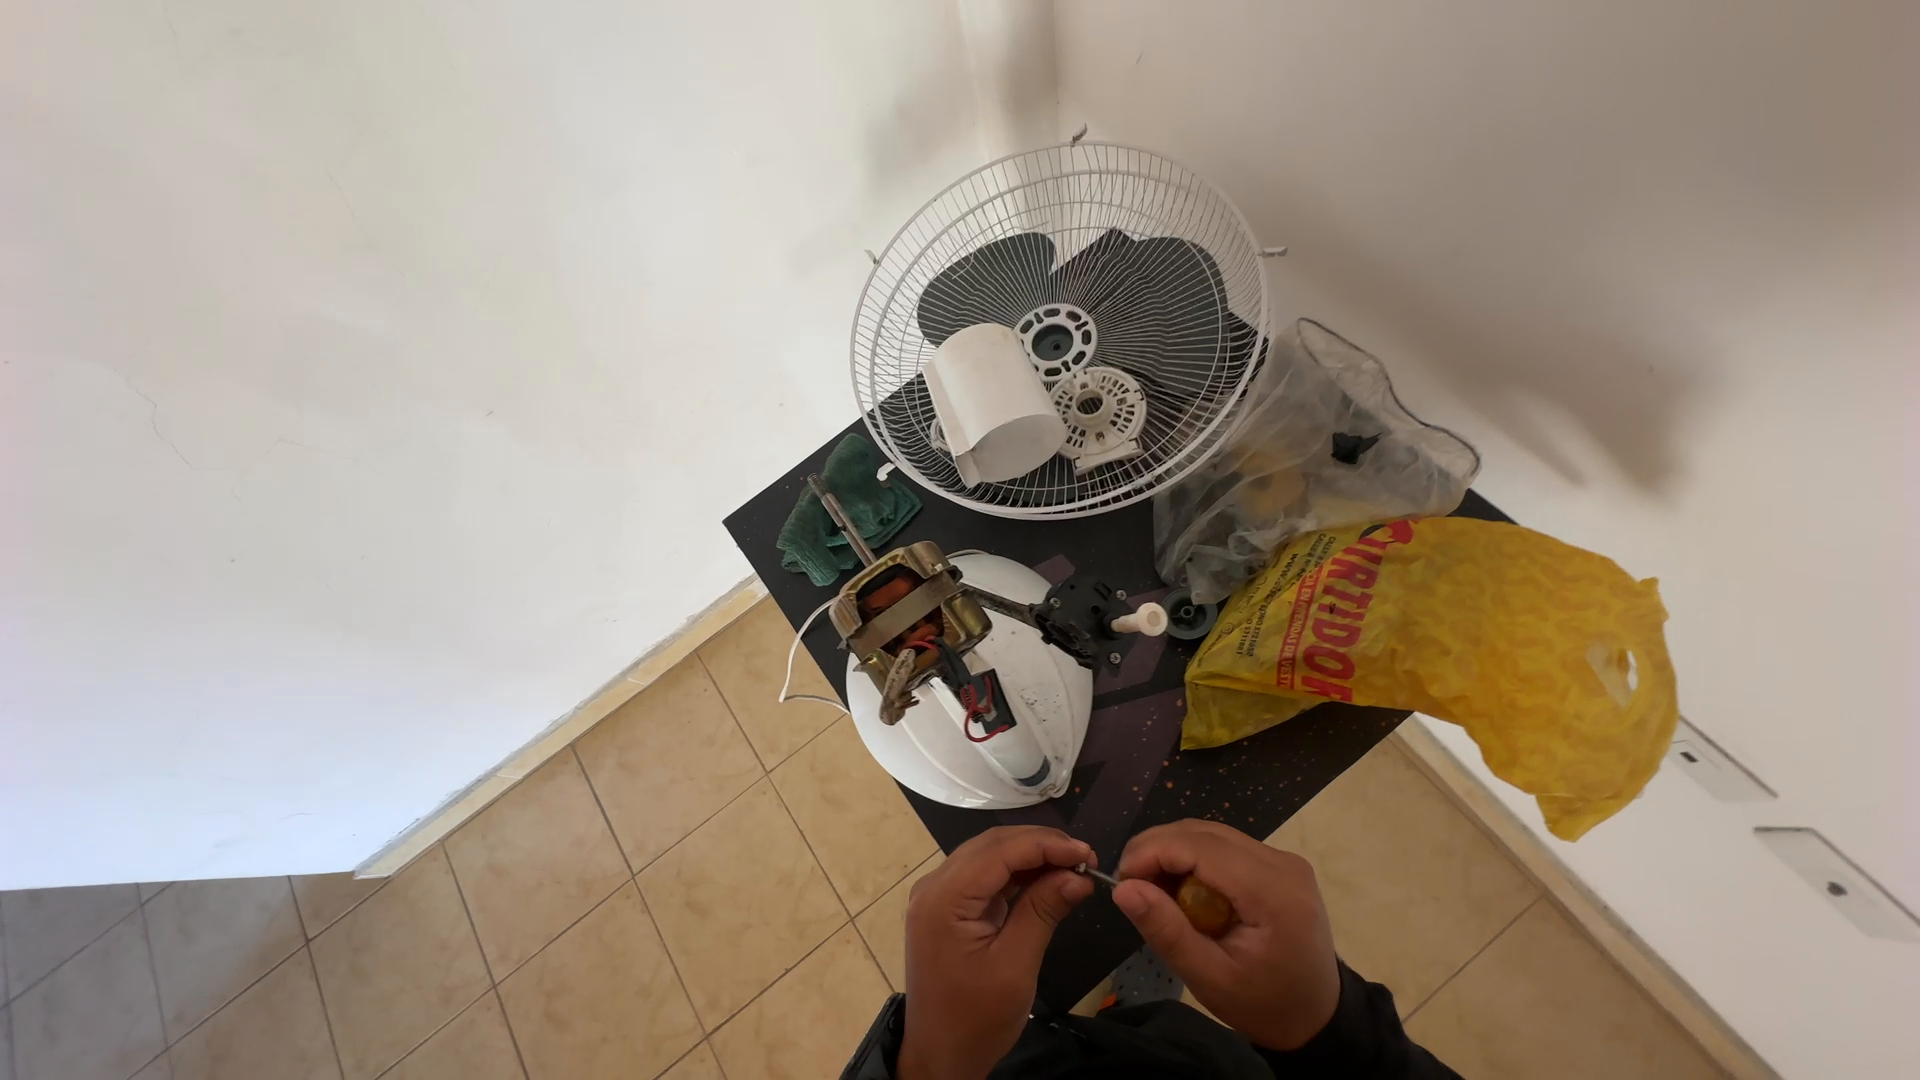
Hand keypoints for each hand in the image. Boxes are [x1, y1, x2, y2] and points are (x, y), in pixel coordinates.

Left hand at [898, 826, 1095, 1079]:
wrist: (939, 1058)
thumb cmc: (976, 1020)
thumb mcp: (1015, 967)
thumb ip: (1043, 912)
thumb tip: (1078, 876)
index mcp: (944, 897)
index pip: (999, 850)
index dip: (1045, 844)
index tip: (1086, 853)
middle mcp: (935, 884)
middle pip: (993, 846)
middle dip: (1041, 845)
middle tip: (1085, 859)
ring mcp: (938, 893)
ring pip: (990, 855)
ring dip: (1031, 855)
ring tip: (1072, 866)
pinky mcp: (947, 904)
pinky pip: (985, 874)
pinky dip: (1017, 872)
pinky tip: (1046, 878)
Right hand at [1112, 819, 1340, 1051]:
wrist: (1318, 1017)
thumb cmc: (1264, 1005)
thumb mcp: (1210, 980)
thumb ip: (1167, 932)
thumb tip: (1123, 888)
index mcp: (1273, 894)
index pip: (1200, 847)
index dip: (1153, 852)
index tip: (1121, 880)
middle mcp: (1281, 863)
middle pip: (1203, 833)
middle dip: (1157, 849)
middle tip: (1130, 884)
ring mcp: (1282, 859)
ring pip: (1210, 833)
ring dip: (1172, 851)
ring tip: (1152, 887)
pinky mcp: (1278, 862)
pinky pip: (1223, 844)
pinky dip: (1192, 857)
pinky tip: (1180, 886)